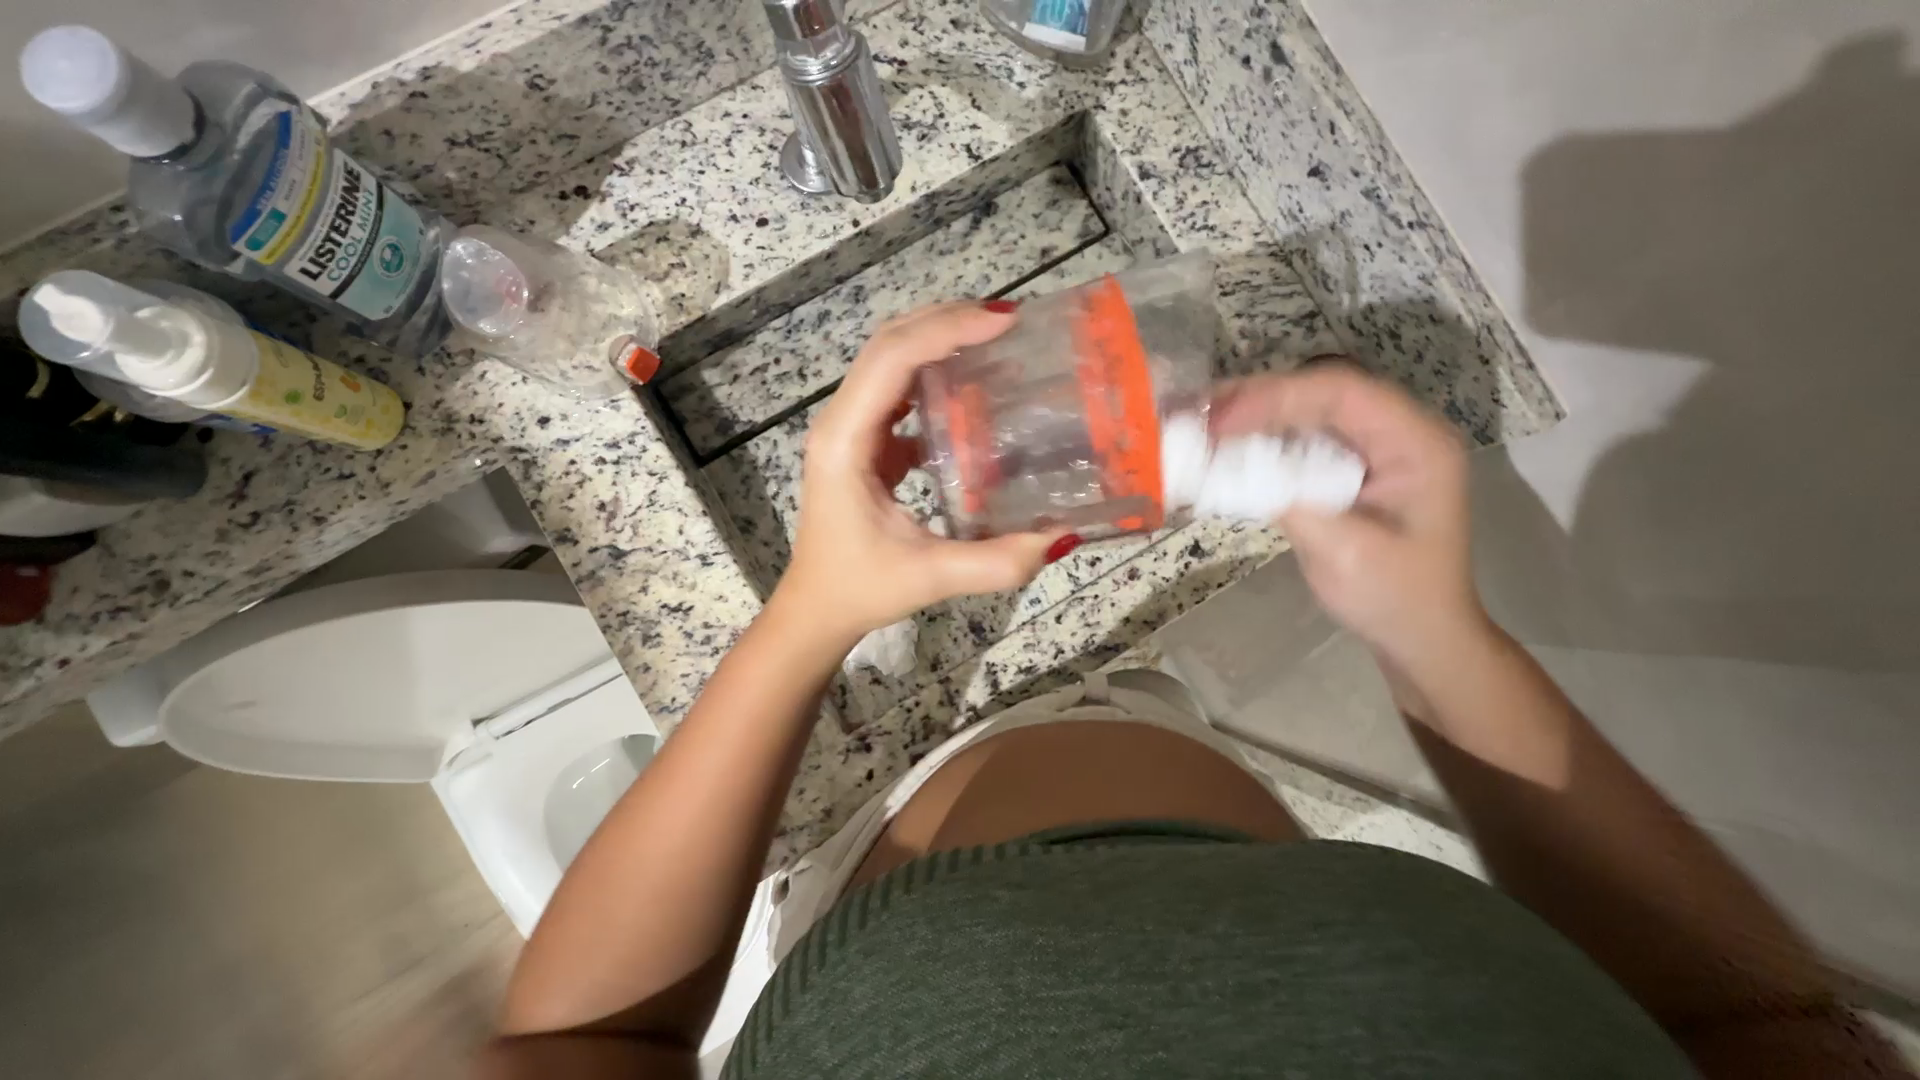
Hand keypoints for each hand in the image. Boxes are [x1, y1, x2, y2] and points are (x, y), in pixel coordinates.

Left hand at [774, 302, 1059, 644]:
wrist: (816, 608)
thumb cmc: (860, 588)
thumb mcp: (931, 577)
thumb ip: (997, 562)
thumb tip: (1065, 535)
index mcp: (846, 442)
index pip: (892, 360)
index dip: (946, 331)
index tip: (1004, 322)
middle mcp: (840, 422)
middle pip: (888, 344)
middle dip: (946, 321)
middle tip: (1010, 320)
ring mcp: (849, 429)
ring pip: (890, 360)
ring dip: (938, 339)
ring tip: (997, 336)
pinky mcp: (864, 442)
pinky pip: (897, 390)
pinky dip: (934, 374)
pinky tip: (974, 385)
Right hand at [1210, 363, 1488, 667]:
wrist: (1421, 634)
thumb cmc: (1396, 596)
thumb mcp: (1346, 553)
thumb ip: (1294, 501)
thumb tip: (1232, 465)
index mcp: (1414, 442)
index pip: (1341, 392)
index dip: (1276, 396)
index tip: (1220, 420)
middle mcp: (1395, 431)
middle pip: (1320, 390)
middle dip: (1257, 396)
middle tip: (1197, 413)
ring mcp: (1372, 447)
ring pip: (1306, 408)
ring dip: (1253, 413)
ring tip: (1200, 423)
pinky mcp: (1348, 465)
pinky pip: (1301, 436)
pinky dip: (1260, 438)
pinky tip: (1223, 447)